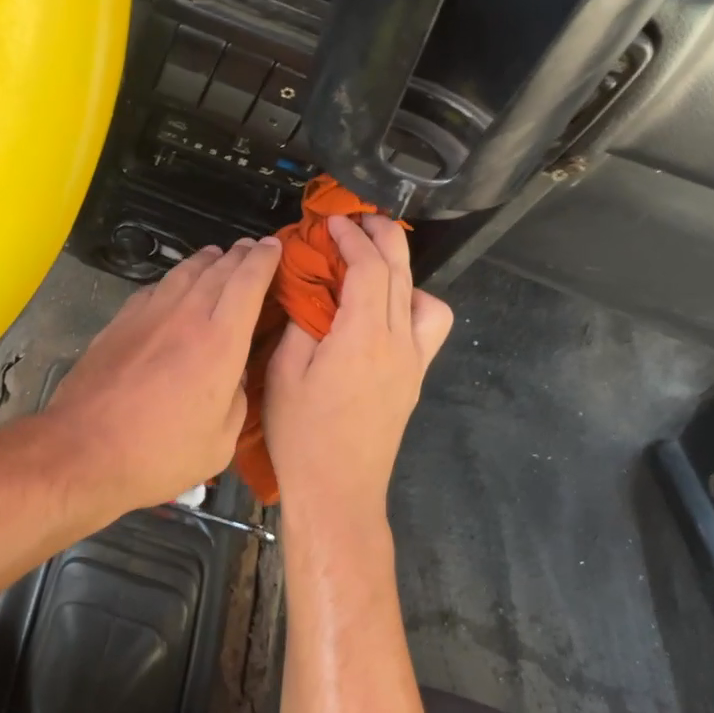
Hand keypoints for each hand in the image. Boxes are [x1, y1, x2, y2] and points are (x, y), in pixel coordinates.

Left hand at [40, 238, 281, 517]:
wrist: (84, 448)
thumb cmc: (158, 454)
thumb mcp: (219, 443)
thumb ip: (236, 400)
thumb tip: (233, 375)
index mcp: (220, 342)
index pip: (248, 283)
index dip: (264, 260)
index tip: (273, 247)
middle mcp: (186, 315)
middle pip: (218, 270)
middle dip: (239, 255)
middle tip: (252, 246)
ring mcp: (149, 314)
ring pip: (184, 273)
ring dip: (206, 260)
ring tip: (217, 256)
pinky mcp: (120, 321)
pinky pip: (155, 288)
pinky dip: (174, 280)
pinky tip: (175, 286)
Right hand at [265, 214, 451, 517]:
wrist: (338, 492)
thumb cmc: (302, 434)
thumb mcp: (284, 372)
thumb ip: (302, 321)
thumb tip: (309, 286)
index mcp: (363, 338)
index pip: (370, 268)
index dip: (352, 237)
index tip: (331, 223)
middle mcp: (399, 344)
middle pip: (403, 273)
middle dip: (383, 237)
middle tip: (358, 220)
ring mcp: (414, 362)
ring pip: (427, 298)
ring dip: (404, 269)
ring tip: (374, 261)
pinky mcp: (415, 378)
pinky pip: (428, 326)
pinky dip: (412, 302)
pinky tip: (384, 307)